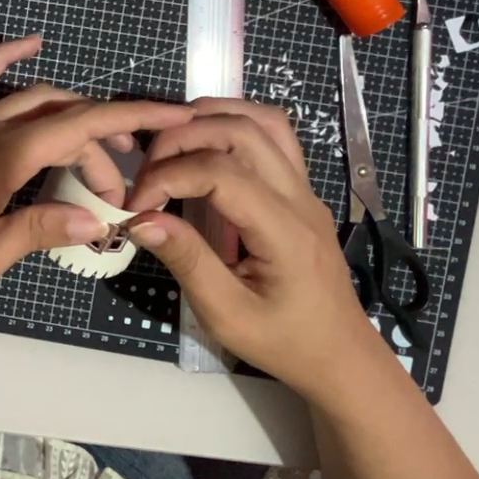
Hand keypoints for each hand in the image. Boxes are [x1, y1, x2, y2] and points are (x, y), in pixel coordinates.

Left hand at [0, 36, 193, 297]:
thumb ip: (40, 231)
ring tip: (97, 150)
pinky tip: (26, 44)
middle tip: (124, 187)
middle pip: (64, 114)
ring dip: (70, 113)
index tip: (182, 115)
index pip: (84, 126)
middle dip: (106, 138)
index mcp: (6, 157)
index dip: (136, 118)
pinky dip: (6, 58)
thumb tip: (99, 222)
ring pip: (32, 97)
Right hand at [124, 99, 392, 401]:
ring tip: (168, 146)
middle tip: (148, 172)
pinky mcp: (299, 191)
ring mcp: (304, 190)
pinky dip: (232, 123)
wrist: (341, 358)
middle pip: (240, 131)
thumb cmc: (284, 342)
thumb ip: (187, 260)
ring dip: (209, 119)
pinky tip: (201, 145)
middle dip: (182, 139)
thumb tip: (141, 219)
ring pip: (262, 121)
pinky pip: (272, 135)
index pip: (220, 173)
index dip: (168, 177)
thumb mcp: (227, 315)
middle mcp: (300, 198)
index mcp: (284, 231)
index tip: (137, 205)